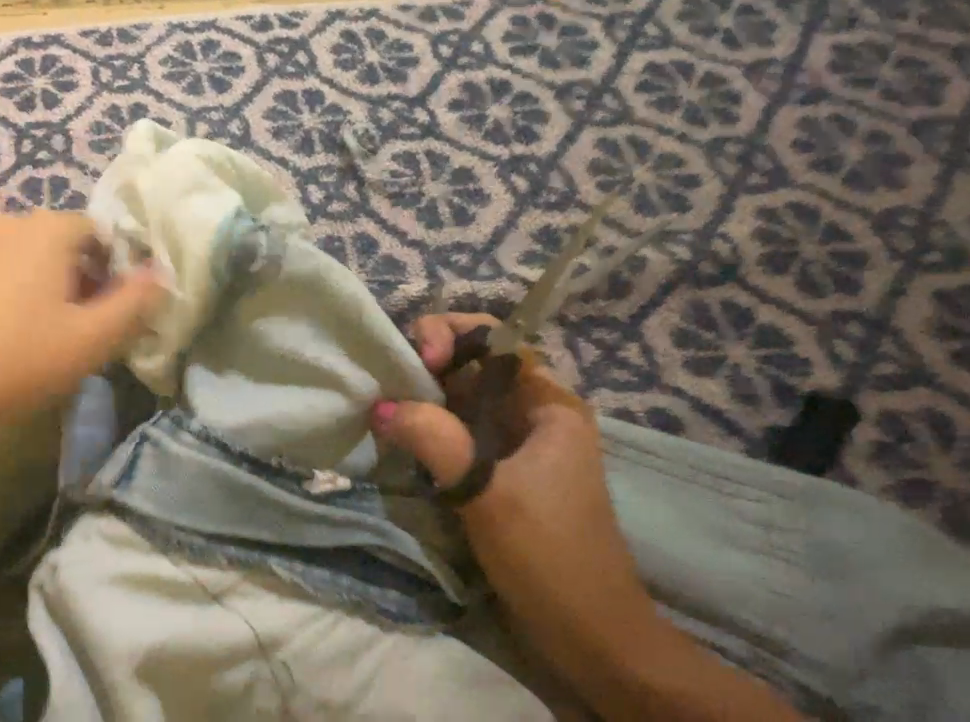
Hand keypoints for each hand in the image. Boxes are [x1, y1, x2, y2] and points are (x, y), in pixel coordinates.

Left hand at [0, 209, 163, 434]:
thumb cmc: (20, 359)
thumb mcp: (91, 340)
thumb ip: (134, 303)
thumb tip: (160, 275)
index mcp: (45, 228)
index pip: (94, 232)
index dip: (107, 268)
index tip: (103, 310)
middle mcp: (2, 222)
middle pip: (51, 239)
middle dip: (69, 272)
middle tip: (69, 324)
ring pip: (11, 254)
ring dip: (28, 280)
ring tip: (26, 331)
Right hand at [375, 314, 659, 669]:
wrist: (589, 636)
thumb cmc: (549, 555)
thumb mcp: (486, 491)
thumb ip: (433, 438)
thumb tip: (380, 406)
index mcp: (549, 404)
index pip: (495, 338)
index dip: (450, 334)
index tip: (417, 361)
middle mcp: (532, 413)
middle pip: (470, 363)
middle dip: (424, 365)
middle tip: (386, 386)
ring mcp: (514, 444)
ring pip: (457, 398)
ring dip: (418, 399)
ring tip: (382, 410)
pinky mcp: (497, 472)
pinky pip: (453, 431)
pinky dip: (424, 428)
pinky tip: (397, 439)